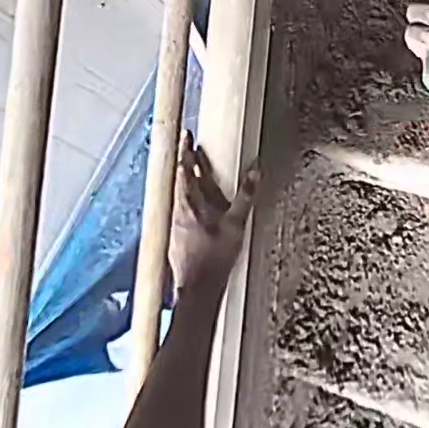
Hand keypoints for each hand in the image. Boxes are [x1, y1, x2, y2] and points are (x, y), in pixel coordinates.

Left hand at [169, 131, 257, 296]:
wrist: (197, 290)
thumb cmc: (215, 258)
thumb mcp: (235, 225)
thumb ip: (245, 196)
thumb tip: (255, 170)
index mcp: (189, 204)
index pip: (184, 170)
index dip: (185, 152)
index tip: (186, 137)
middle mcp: (178, 211)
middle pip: (178, 180)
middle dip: (184, 162)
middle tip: (187, 146)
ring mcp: (173, 225)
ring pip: (176, 195)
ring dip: (182, 180)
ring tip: (187, 169)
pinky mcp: (173, 237)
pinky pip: (177, 209)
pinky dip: (182, 199)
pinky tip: (188, 203)